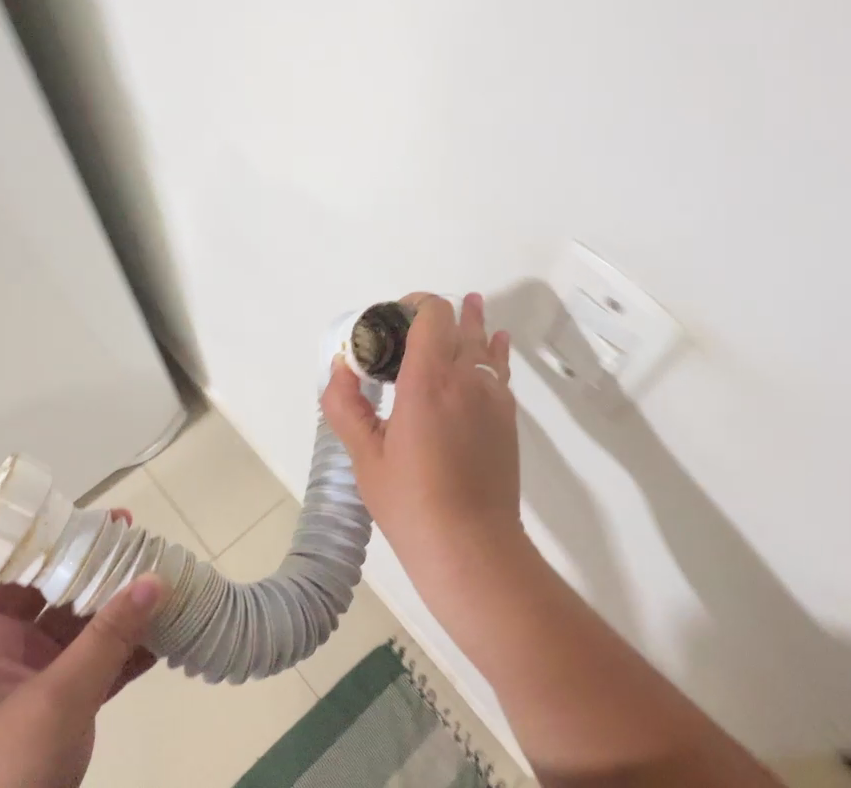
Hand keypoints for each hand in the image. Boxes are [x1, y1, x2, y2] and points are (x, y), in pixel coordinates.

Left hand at [0, 496, 165, 787]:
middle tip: (116, 528)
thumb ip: (108, 639)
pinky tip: (162, 633)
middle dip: (69, 556)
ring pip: (65, 628)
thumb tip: (155, 577)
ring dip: (105, 602)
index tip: (1, 494)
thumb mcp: (56, 702)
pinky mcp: (53, 716)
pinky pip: (91, 667)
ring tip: (149, 570)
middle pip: (25, 591)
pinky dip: (122, 650)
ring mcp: (25, 688)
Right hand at [322, 291, 523, 577]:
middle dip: (441, 314)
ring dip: (473, 325)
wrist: (472, 545)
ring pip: (486, 344)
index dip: (416, 304)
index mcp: (428, 380)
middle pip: (462, 324)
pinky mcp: (508, 418)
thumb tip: (342, 367)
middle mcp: (467, 378)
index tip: (395, 317)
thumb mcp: (365, 457)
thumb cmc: (410, 503)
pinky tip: (494, 347)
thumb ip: (347, 406)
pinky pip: (500, 370)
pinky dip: (493, 352)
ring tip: (472, 306)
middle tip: (419, 322)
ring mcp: (494, 397)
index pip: (434, 315)